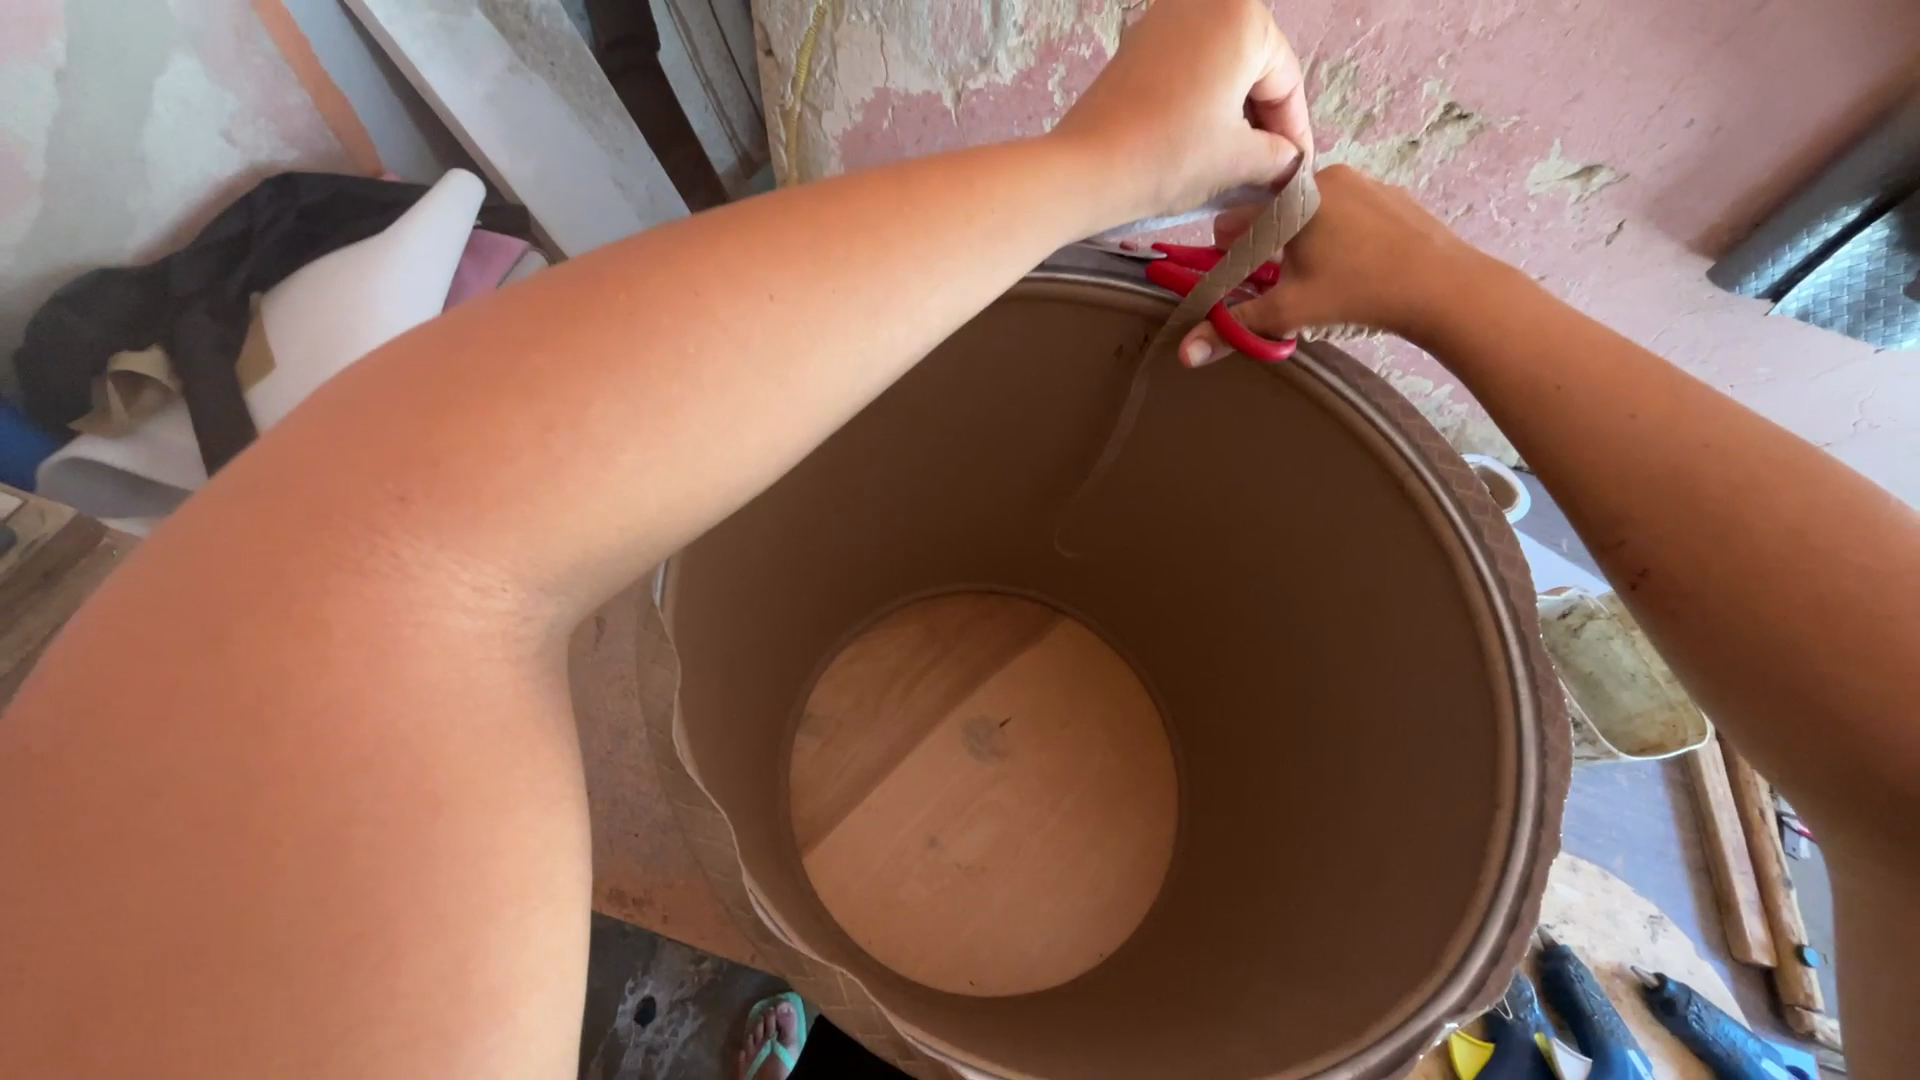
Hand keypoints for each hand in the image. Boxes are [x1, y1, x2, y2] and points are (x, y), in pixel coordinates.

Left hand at [1053, 0, 1309, 224]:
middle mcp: (1204, 2)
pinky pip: (1185, 73)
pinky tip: (1199, 146)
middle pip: (1253, 69)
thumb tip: (1290, 164)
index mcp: (1242, 16)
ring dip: (1231, 116)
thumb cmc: (1170, 159)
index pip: (1285, 81)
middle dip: (1262, 122)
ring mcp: (1163, 20)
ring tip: (1235, 165)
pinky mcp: (1135, 47)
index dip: (1295, 134)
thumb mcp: (1238, 161)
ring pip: (1219, 71)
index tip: (1295, 173)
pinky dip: (1199, 106)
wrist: (1085, 172)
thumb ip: (1278, 157)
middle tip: (1268, 172)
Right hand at [1180, 165, 1490, 365]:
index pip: (1237, 219)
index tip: (1238, 281)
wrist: (1447, 290)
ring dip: (1302, 247)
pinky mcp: (1396, 200)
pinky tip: (1354, 272)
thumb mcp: (1286, 313)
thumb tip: (1183, 355)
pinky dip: (1339, 241)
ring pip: (1312, 216)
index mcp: (1295, 197)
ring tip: (1319, 284)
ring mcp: (1367, 185)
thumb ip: (1231, 328)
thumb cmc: (1357, 294)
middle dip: (1267, 252)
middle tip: (1280, 288)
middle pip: (1274, 216)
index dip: (1228, 254)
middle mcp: (1328, 178)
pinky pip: (1348, 217)